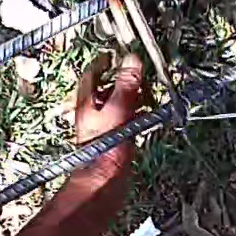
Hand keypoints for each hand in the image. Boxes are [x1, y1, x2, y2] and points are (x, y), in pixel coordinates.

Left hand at [68, 52, 144, 192]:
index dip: (104, 61)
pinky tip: (148, 115)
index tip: (118, 54)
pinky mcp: (115, 138)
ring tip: (149, 94)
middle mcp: (94, 112)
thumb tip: (131, 60)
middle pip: (108, 87)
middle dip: (125, 80)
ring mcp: (105, 126)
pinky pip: (127, 119)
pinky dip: (138, 114)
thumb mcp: (117, 111)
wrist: (105, 181)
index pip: (92, 73)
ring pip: (120, 103)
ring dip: (134, 97)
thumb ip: (125, 85)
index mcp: (87, 102)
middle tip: (141, 74)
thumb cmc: (104, 149)